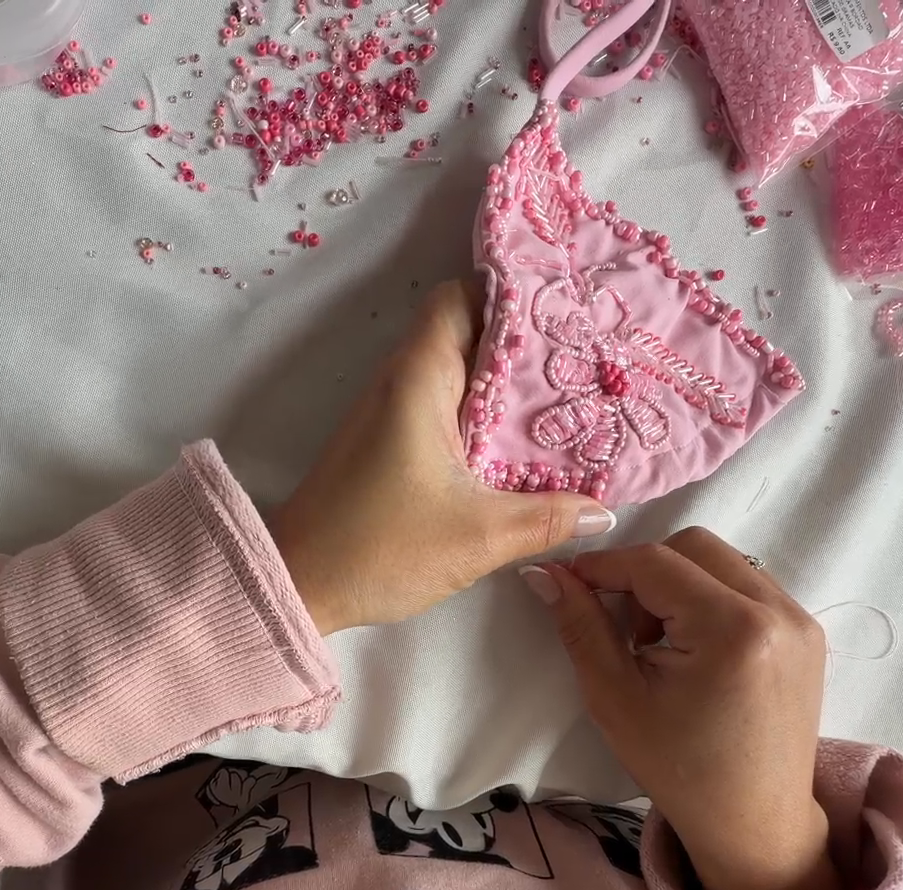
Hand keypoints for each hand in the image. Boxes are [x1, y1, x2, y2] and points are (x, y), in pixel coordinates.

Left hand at [270, 281, 614, 635]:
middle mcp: (400, 384)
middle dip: (524, 343)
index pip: (460, 297)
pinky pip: (443, 412)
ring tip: (566, 402)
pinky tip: (518, 450)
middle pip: (466, 333)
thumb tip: (604, 509)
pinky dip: (479, 420)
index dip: (509, 293)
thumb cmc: (378, 549)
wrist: (298, 584)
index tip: (564, 312)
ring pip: (456, 375)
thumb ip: (546, 519)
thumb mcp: (476, 537)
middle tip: (584, 360)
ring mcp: (389, 415)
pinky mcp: (386, 445)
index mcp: (417, 380)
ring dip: (502, 387)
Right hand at [521, 529, 840, 889]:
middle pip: (691, 547)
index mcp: (731, 629)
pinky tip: (691, 645)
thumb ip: (580, 623)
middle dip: (643, 571)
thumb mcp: (613, 694)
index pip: (653, 562)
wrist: (753, 823)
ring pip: (720, 560)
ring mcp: (801, 620)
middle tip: (622, 624)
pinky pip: (745, 584)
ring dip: (676, 582)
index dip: (602, 566)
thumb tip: (543, 573)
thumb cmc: (676, 766)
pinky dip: (707, 596)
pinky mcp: (807, 632)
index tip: (568, 583)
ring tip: (657, 640)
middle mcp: (778, 611)